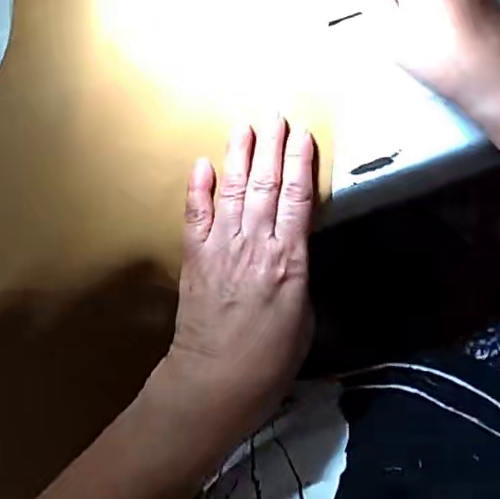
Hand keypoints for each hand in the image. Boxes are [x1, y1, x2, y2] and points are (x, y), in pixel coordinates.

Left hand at [151, 116, 316, 441]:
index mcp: (289, 260)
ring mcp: (220, 246)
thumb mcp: (305, 316)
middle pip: (265, 184)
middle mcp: (254, 244)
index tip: (303, 136)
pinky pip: (196, 214)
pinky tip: (203, 164)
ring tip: (244, 126)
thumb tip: (291, 248)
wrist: (215, 382)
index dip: (300, 164)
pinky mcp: (194, 256)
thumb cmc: (271, 358)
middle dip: (271, 147)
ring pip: (233, 190)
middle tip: (275, 116)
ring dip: (239, 155)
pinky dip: (199, 187)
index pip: (297, 199)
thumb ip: (298, 272)